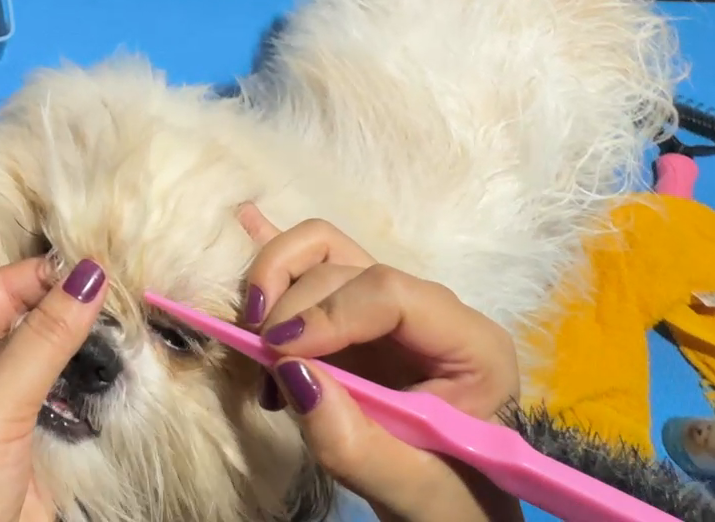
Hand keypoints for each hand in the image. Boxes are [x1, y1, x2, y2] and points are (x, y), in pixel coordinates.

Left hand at [0, 256, 108, 521]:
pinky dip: (89, 387)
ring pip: (50, 360)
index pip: (3, 286)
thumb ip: (46, 335)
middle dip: (73, 306)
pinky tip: (123, 369)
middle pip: (28, 320)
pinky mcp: (29, 444)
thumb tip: (92, 271)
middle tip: (132, 290)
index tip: (108, 262)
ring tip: (136, 322)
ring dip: (86, 347)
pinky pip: (62, 400)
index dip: (50, 272)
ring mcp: (2, 406)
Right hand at [239, 207, 523, 521]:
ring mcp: (382, 296)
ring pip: (318, 246)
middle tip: (261, 359)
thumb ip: (358, 444)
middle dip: (288, 306)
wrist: (440, 501)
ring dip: (272, 279)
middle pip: (341, 267)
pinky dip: (272, 243)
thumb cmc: (444, 498)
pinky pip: (309, 255)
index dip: (327, 312)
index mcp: (470, 343)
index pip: (389, 292)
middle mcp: (426, 305)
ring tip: (254, 331)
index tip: (281, 352)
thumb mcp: (411, 492)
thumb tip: (293, 373)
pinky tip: (244, 221)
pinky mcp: (347, 300)